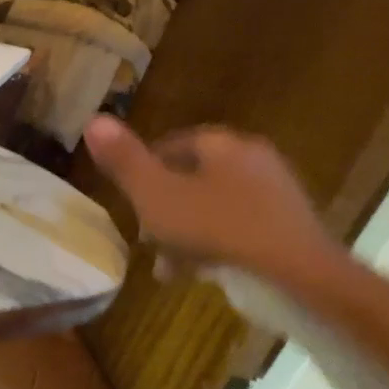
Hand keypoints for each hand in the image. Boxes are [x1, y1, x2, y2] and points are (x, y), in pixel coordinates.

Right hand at [82, 116, 337, 283]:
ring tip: (164, 258)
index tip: (125, 194)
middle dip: (162, 203)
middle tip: (142, 230)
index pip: (174, 142)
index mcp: (224, 145)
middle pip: (193, 175)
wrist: (294, 270)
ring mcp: (275, 192)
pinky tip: (194, 269)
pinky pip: (235, 225)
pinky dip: (211, 242)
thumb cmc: (215, 225)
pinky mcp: (286, 224)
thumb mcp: (153, 194)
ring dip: (183, 228)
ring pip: (211, 204)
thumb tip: (94, 119)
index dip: (143, 166)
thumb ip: (124, 160)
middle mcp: (254, 159)